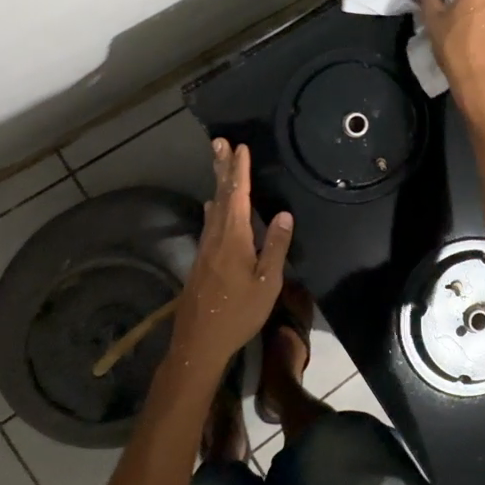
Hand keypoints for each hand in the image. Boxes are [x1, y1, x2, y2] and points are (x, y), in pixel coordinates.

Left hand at [171, 140, 294, 375]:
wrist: (199, 342)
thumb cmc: (238, 313)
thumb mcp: (267, 283)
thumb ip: (276, 247)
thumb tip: (285, 215)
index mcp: (234, 238)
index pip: (237, 196)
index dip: (239, 171)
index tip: (240, 147)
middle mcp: (216, 237)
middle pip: (220, 196)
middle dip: (222, 168)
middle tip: (218, 142)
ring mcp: (205, 249)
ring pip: (213, 208)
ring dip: (217, 184)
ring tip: (219, 165)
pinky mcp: (201, 261)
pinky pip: (209, 223)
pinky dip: (214, 207)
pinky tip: (212, 207)